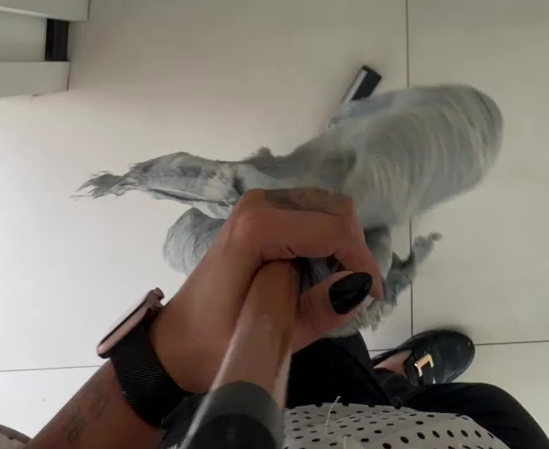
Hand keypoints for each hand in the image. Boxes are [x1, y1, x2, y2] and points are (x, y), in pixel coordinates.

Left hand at [148, 188, 383, 392]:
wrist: (174, 343)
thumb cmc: (214, 345)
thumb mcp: (269, 338)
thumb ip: (318, 310)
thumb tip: (361, 286)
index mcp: (258, 227)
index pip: (332, 227)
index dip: (361, 259)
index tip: (374, 297)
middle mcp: (261, 202)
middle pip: (335, 209)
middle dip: (354, 249)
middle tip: (357, 293)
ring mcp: (262, 202)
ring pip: (329, 207)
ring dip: (344, 243)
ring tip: (338, 284)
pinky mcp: (265, 210)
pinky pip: (314, 212)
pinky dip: (329, 237)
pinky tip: (321, 271)